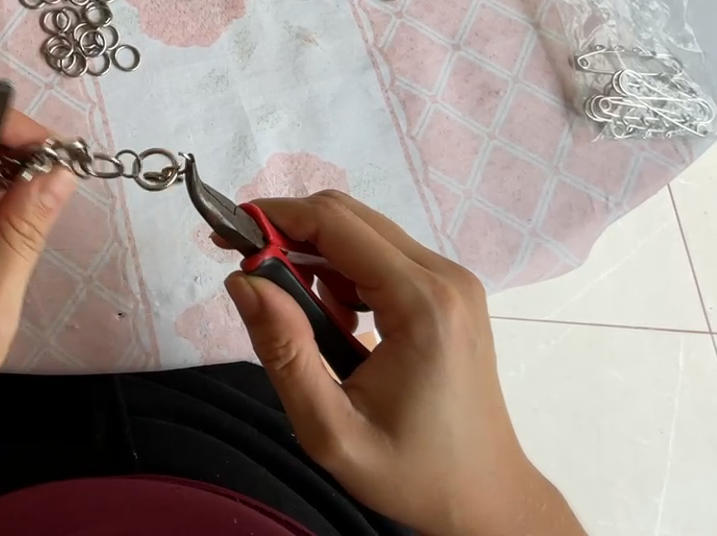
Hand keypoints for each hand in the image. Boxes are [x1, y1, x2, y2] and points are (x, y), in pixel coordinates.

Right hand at [224, 191, 584, 535]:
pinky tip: (334, 317)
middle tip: (251, 272)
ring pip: (358, 227)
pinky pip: (376, 249)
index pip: (333, 222)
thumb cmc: (412, 474)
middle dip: (286, 231)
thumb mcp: (331, 431)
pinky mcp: (447, 288)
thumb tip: (242, 281)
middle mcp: (443, 276)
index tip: (226, 239)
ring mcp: (450, 279)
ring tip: (297, 311)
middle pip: (344, 214)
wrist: (490, 503)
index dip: (272, 218)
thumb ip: (284, 353)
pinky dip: (338, 266)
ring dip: (312, 252)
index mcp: (421, 304)